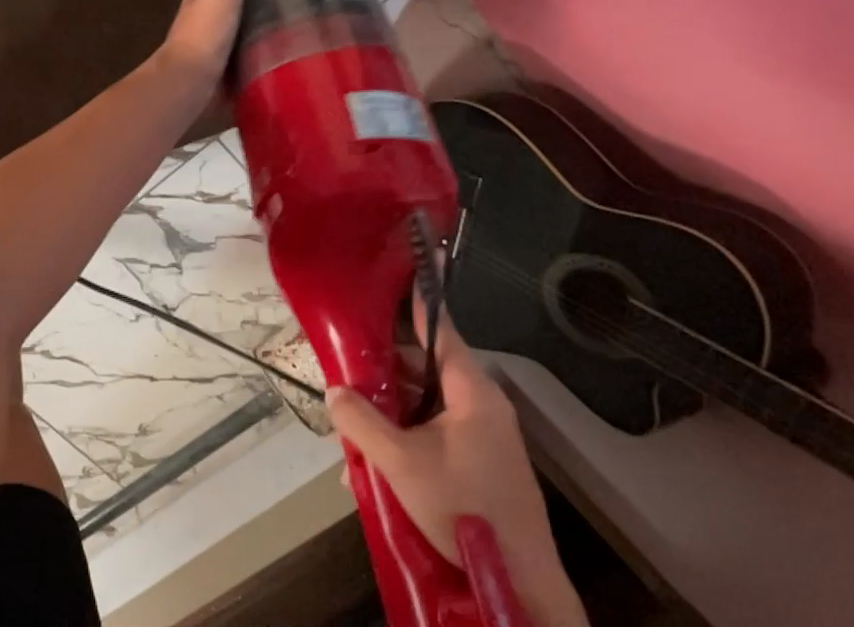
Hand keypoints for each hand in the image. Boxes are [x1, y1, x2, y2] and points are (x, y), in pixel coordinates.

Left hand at [158, 0, 291, 89]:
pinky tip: (299, 50)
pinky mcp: (231, 71)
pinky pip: (256, 58)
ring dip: (273, 28)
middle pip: (241, 4)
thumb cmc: (203, 33)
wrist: (190, 83)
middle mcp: (207, 21)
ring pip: (250, 32)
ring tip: (314, 19)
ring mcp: (218, 48)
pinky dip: (273, 54)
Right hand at [327, 294, 587, 626]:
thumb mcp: (400, 462)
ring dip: (384, 421)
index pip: (441, 331)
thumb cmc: (463, 508)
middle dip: (379, 380)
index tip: (399, 270)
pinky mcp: (476, 467)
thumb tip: (335, 391)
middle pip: (421, 372)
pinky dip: (400, 447)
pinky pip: (429, 439)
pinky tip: (371, 475)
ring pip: (420, 410)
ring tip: (351, 443)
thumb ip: (361, 421)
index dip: (418, 301)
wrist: (518, 583)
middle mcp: (479, 407)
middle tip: (342, 385)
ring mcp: (480, 439)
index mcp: (472, 393)